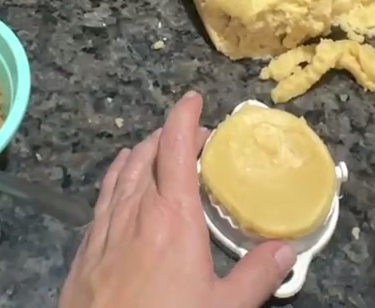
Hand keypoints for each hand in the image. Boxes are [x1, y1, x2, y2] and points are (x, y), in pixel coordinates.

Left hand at [59, 92, 296, 307]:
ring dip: (143, 153)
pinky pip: (103, 196)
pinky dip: (117, 177)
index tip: (195, 98)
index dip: (185, 115)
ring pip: (122, 171)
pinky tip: (120, 181)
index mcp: (172, 213)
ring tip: (157, 149)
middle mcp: (136, 208)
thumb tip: (288, 249)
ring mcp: (106, 226)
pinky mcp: (87, 247)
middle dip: (169, 135)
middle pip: (148, 152)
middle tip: (193, 140)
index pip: (175, 145)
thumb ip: (256, 276)